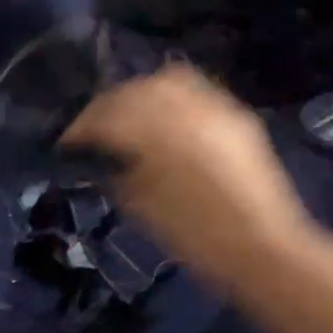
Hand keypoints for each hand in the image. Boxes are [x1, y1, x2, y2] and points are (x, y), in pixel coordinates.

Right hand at [61, 65, 316, 281]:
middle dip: (106, 107)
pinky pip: (196, 91)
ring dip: (138, 95)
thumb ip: (112, 171)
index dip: (79, 128)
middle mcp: (183, 110)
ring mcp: (214, 109)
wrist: (265, 251)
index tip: (67, 144)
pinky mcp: (236, 117)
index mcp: (153, 133)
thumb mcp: (137, 205)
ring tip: (129, 117)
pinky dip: (172, 97)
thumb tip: (96, 158)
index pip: (101, 115)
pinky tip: (165, 117)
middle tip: (93, 129)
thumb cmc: (193, 235)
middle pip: (130, 90)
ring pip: (164, 81)